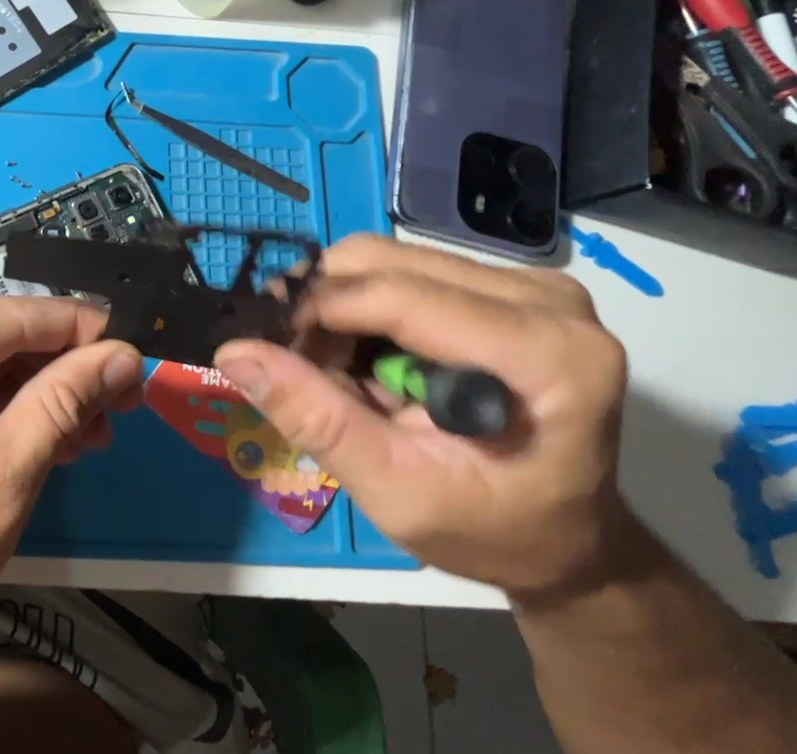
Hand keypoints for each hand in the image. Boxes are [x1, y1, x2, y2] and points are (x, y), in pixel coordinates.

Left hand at [0, 297, 143, 639]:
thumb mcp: (0, 477)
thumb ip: (62, 404)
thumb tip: (124, 355)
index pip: (12, 316)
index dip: (82, 329)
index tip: (140, 351)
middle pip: (2, 335)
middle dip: (66, 369)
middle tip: (128, 404)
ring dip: (45, 393)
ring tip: (97, 433)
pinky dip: (13, 408)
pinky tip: (57, 438)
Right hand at [214, 235, 631, 598]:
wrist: (564, 539)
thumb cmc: (489, 529)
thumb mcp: (394, 489)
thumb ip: (316, 417)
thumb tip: (232, 352)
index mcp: (545, 354)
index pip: (397, 296)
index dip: (314, 312)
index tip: (262, 347)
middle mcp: (545, 300)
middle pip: (385, 262)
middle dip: (320, 307)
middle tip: (295, 365)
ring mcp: (529, 286)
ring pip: (384, 259)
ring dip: (336, 308)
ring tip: (331, 369)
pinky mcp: (507, 286)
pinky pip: (402, 269)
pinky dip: (360, 308)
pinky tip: (363, 358)